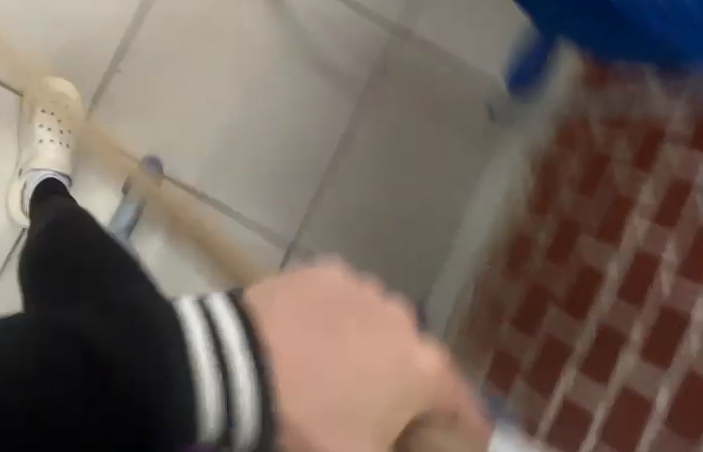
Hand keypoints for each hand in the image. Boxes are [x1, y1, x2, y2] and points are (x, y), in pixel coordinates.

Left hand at [241, 260, 489, 451]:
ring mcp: (360, 286)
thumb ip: (399, 451)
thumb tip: (395, 439)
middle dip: (405, 385)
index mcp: (426, 368)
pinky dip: (337, 315)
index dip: (457, 433)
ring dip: (371, 344)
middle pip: (418, 360)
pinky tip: (313, 335)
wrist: (238, 365)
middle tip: (373, 408)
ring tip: (337, 369)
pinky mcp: (321, 269)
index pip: (464, 408)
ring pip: (380, 323)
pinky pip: (343, 297)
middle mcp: (402, 317)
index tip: (435, 442)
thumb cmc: (310, 421)